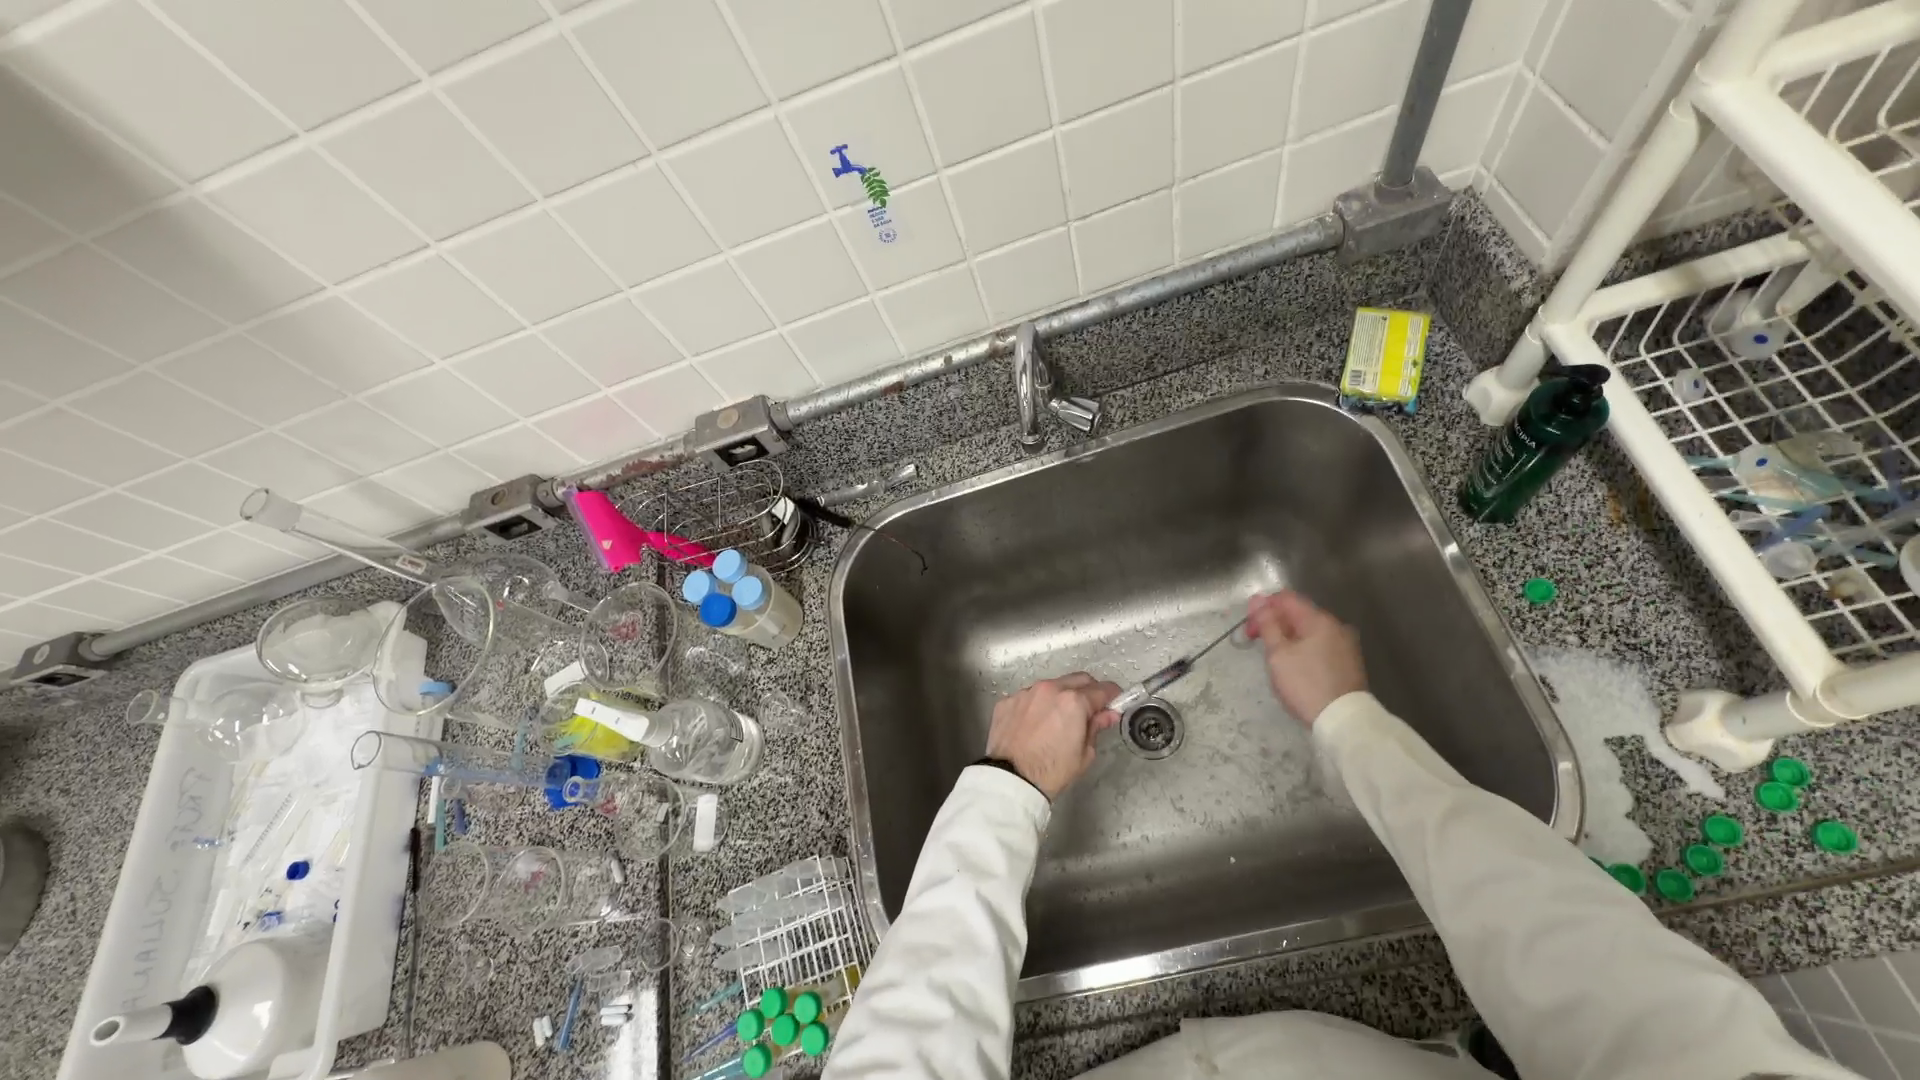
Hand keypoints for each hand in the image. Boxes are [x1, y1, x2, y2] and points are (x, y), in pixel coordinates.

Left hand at [983, 673, 1121, 798]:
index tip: (1114, 702)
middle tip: (1090, 710)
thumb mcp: (1084, 753)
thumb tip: (1107, 714)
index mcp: (1073, 702)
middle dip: (1089, 691)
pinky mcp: (1007, 701)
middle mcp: (1049, 690)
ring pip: (1052, 685)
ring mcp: (1026, 693)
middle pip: (1078, 680)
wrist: (1011, 780)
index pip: (1102, 690)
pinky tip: (1036, 725)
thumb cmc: (1051, 771)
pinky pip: (1029, 696)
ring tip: (1059, 719)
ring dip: (1061, 696)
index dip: (1112, 696)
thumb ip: (1096, 727)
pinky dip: (1037, 705)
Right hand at [1246, 591, 1366, 725]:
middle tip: (1257, 642)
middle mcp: (1335, 626)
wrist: (1342, 720)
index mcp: (1319, 620)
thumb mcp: (1278, 654)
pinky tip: (1294, 665)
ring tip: (1274, 657)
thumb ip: (1267, 624)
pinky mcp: (1347, 661)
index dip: (1263, 607)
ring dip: (1288, 636)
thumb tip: (1258, 600)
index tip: (1250, 628)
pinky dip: (1302, 647)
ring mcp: (1344, 644)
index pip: (1286, 598)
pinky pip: (1319, 644)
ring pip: (1309, 630)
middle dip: (1274, 623)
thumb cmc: (1305, 684)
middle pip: (1298, 613)